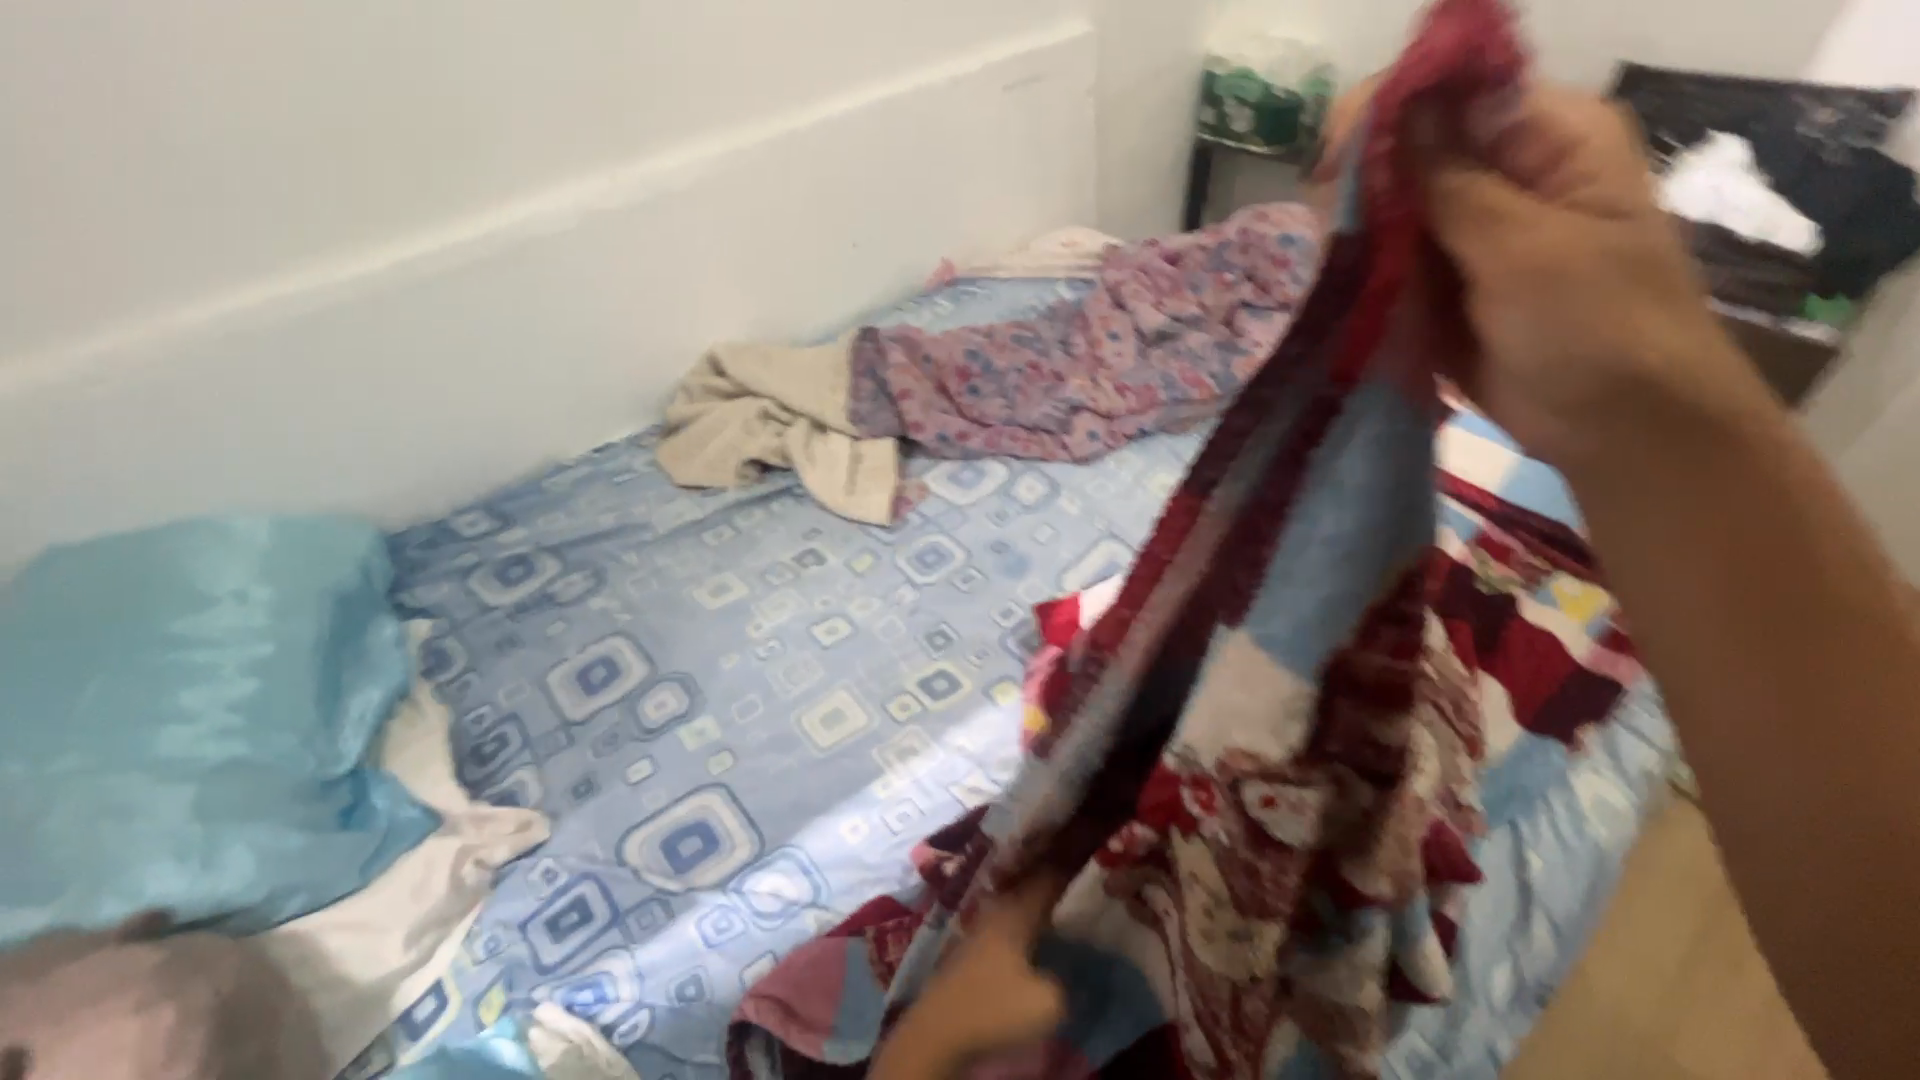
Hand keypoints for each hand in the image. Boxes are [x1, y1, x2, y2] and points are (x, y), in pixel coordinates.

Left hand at [872, 876, 1066, 1079]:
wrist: (937, 1032)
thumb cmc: (994, 1008)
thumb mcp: (1047, 1001)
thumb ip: (1063, 980)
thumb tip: (1059, 972)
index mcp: (1016, 911)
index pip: (1047, 878)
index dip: (1068, 866)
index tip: (1087, 854)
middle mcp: (996, 911)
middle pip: (1027, 887)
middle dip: (1049, 880)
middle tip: (1075, 877)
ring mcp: (978, 930)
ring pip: (1013, 906)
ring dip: (1033, 903)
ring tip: (1058, 904)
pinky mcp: (969, 952)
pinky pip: (1003, 927)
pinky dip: (1020, 925)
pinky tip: (1031, 935)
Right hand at [1322, 80, 1762, 471]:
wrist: (1619, 429)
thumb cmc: (1600, 329)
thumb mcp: (1528, 250)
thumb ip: (1454, 184)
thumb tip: (1392, 108)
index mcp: (1546, 139)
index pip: (1449, 94)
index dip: (1385, 114)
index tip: (1332, 167)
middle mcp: (1503, 175)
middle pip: (1407, 152)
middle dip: (1360, 186)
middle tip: (1327, 234)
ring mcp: (1468, 235)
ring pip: (1388, 212)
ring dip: (1353, 238)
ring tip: (1325, 273)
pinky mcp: (1442, 288)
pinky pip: (1387, 266)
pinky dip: (1359, 276)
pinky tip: (1332, 293)